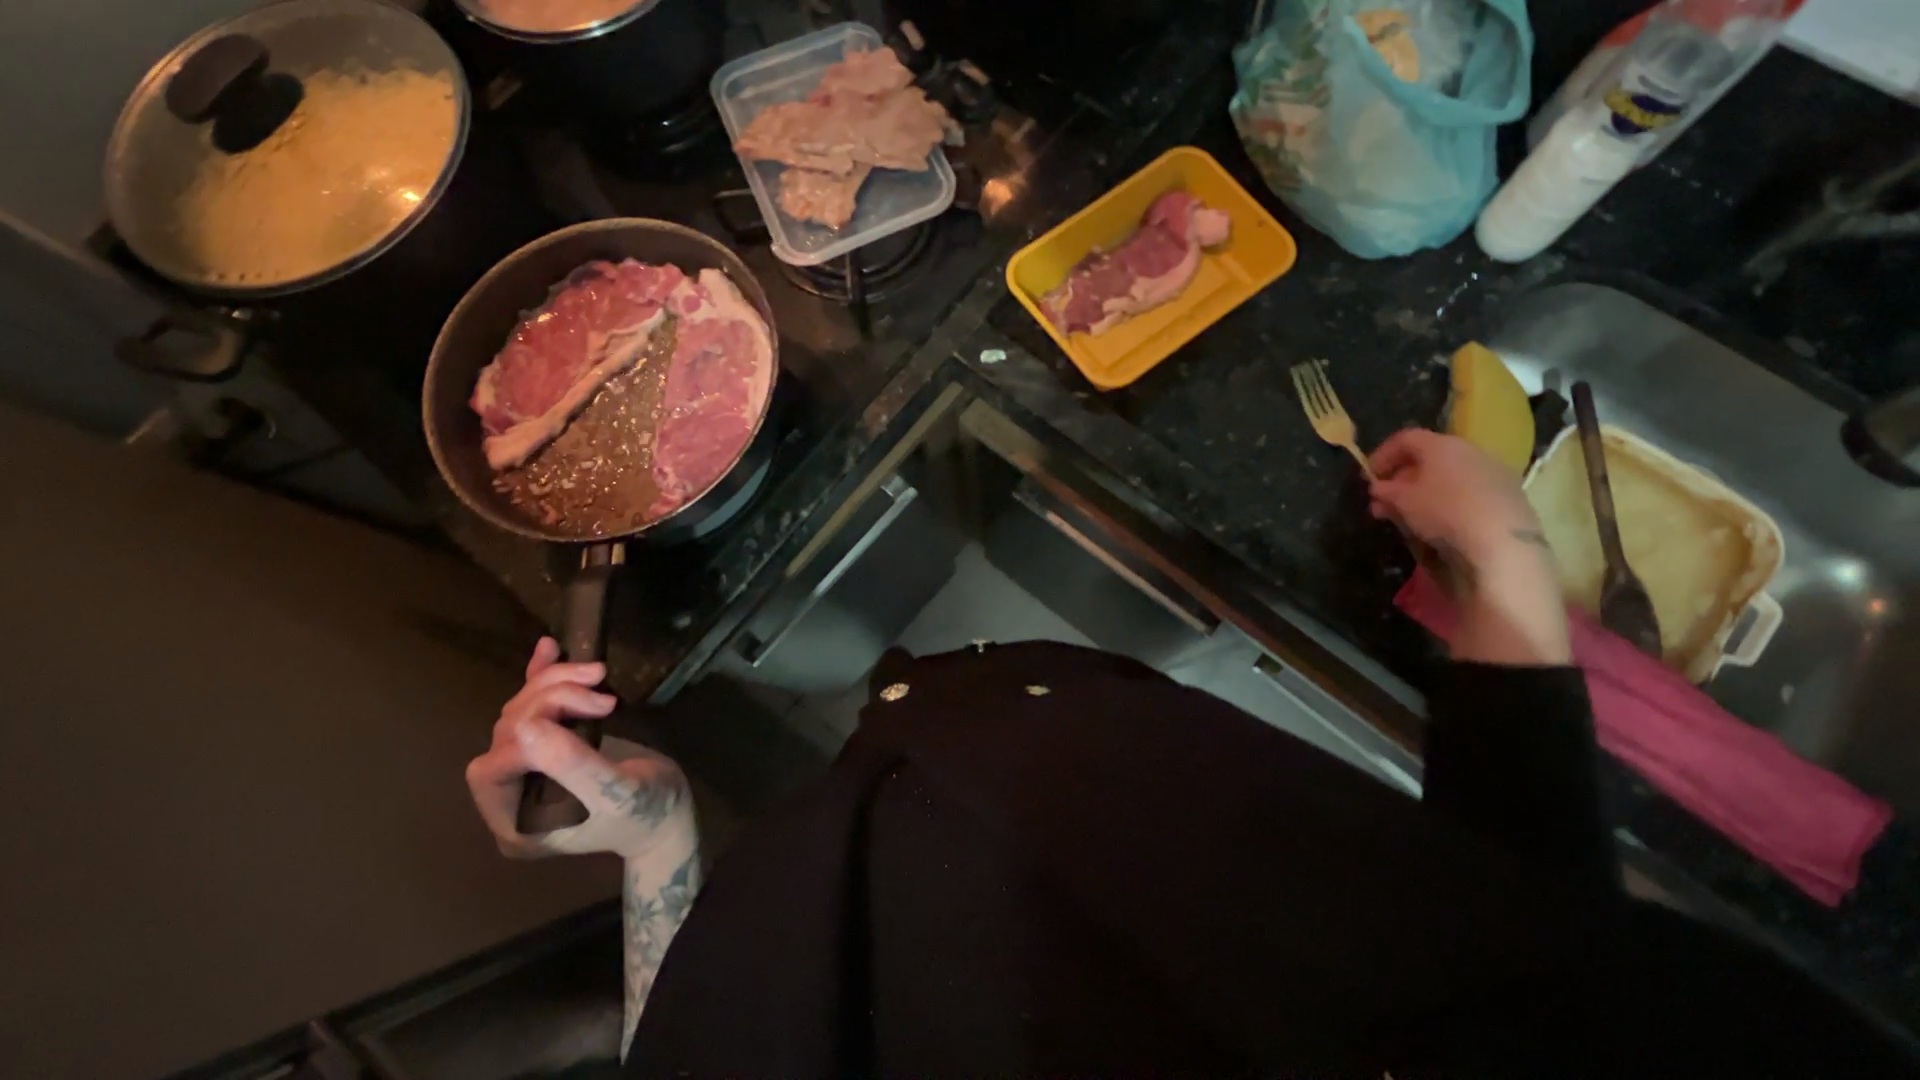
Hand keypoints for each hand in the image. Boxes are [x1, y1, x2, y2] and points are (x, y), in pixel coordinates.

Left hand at [466, 638, 692, 860]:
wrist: (671, 815)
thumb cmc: (647, 813)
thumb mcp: (617, 793)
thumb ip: (571, 764)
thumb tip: (527, 726)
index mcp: (516, 823)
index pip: (493, 768)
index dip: (529, 735)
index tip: (586, 716)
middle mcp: (511, 796)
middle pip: (507, 734)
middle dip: (550, 701)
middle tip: (601, 691)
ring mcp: (529, 770)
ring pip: (522, 713)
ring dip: (555, 686)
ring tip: (597, 675)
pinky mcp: (550, 745)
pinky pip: (534, 706)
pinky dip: (541, 677)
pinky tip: (549, 649)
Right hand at [1368, 428, 1545, 572]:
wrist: (1502, 540)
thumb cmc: (1444, 510)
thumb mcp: (1403, 501)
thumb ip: (1386, 490)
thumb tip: (1378, 486)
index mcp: (1441, 445)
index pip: (1405, 438)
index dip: (1382, 455)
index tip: (1369, 476)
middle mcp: (1468, 450)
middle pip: (1428, 457)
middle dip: (1401, 478)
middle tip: (1383, 501)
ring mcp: (1491, 470)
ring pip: (1448, 475)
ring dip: (1423, 492)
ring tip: (1406, 516)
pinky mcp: (1506, 493)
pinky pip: (1467, 490)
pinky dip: (1447, 500)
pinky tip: (1439, 522)